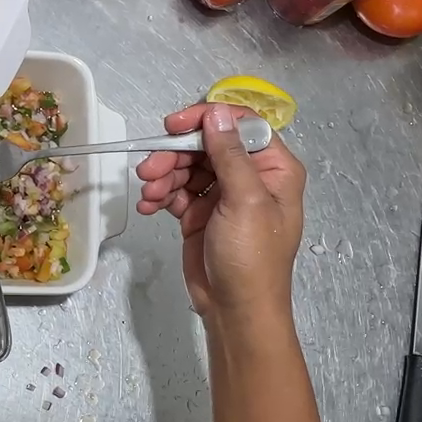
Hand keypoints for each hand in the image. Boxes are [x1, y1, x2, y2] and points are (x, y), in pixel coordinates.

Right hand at [135, 103, 306, 321]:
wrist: (235, 309)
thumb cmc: (251, 257)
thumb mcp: (245, 201)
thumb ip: (230, 154)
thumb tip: (217, 112)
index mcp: (273, 168)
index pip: (239, 126)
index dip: (205, 121)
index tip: (173, 126)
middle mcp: (248, 177)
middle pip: (206, 146)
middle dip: (175, 155)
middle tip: (148, 169)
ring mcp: (221, 196)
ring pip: (186, 168)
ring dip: (163, 177)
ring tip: (149, 195)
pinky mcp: (199, 214)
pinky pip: (175, 192)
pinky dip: (160, 196)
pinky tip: (148, 207)